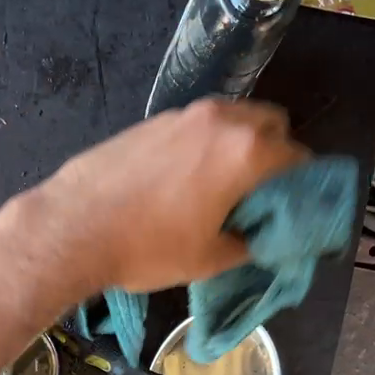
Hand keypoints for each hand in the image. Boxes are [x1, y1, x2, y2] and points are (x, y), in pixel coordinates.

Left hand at [8, 99, 311, 293]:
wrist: (73, 228)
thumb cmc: (146, 248)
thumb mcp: (207, 260)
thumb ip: (247, 245)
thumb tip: (259, 239)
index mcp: (246, 151)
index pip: (298, 157)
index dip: (302, 186)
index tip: (291, 210)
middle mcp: (221, 119)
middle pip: (270, 124)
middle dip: (274, 154)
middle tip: (258, 197)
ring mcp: (183, 114)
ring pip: (231, 120)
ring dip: (238, 146)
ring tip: (219, 189)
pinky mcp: (152, 120)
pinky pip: (195, 126)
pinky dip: (203, 146)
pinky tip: (181, 182)